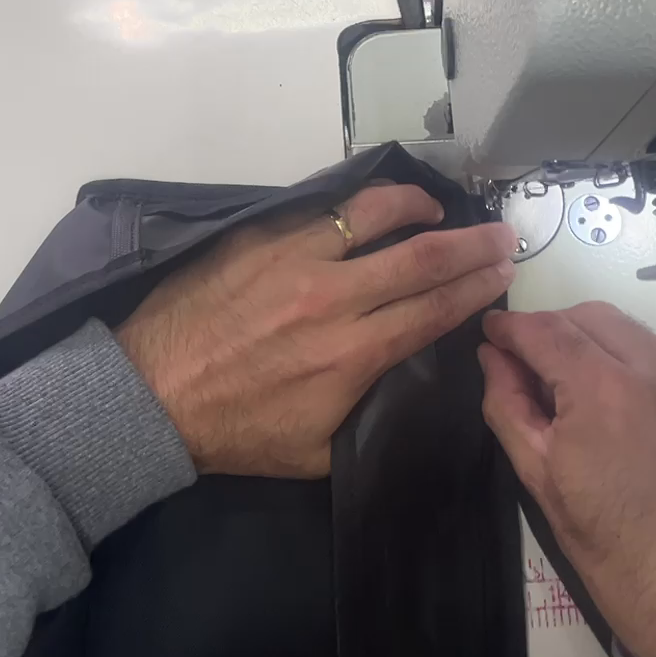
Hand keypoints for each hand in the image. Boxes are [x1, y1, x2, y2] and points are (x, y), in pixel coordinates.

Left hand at [116, 184, 516, 478]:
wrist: (153, 394)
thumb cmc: (236, 430)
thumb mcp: (317, 451)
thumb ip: (370, 411)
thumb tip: (401, 371)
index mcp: (353, 353)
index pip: (434, 308)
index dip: (477, 287)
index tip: (502, 272)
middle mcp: (334, 297)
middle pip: (422, 257)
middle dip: (472, 243)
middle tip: (500, 232)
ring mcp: (295, 258)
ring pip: (373, 213)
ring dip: (416, 204)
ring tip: (435, 205)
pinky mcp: (261, 237)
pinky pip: (322, 209)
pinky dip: (356, 205)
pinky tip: (368, 208)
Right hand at [480, 302, 655, 656]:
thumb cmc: (611, 547)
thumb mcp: (539, 476)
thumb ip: (508, 403)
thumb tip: (492, 355)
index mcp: (602, 393)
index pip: (544, 330)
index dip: (510, 325)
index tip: (492, 332)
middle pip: (589, 315)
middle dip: (552, 329)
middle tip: (532, 364)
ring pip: (630, 330)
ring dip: (595, 343)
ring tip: (581, 388)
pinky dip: (636, 365)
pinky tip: (629, 407)